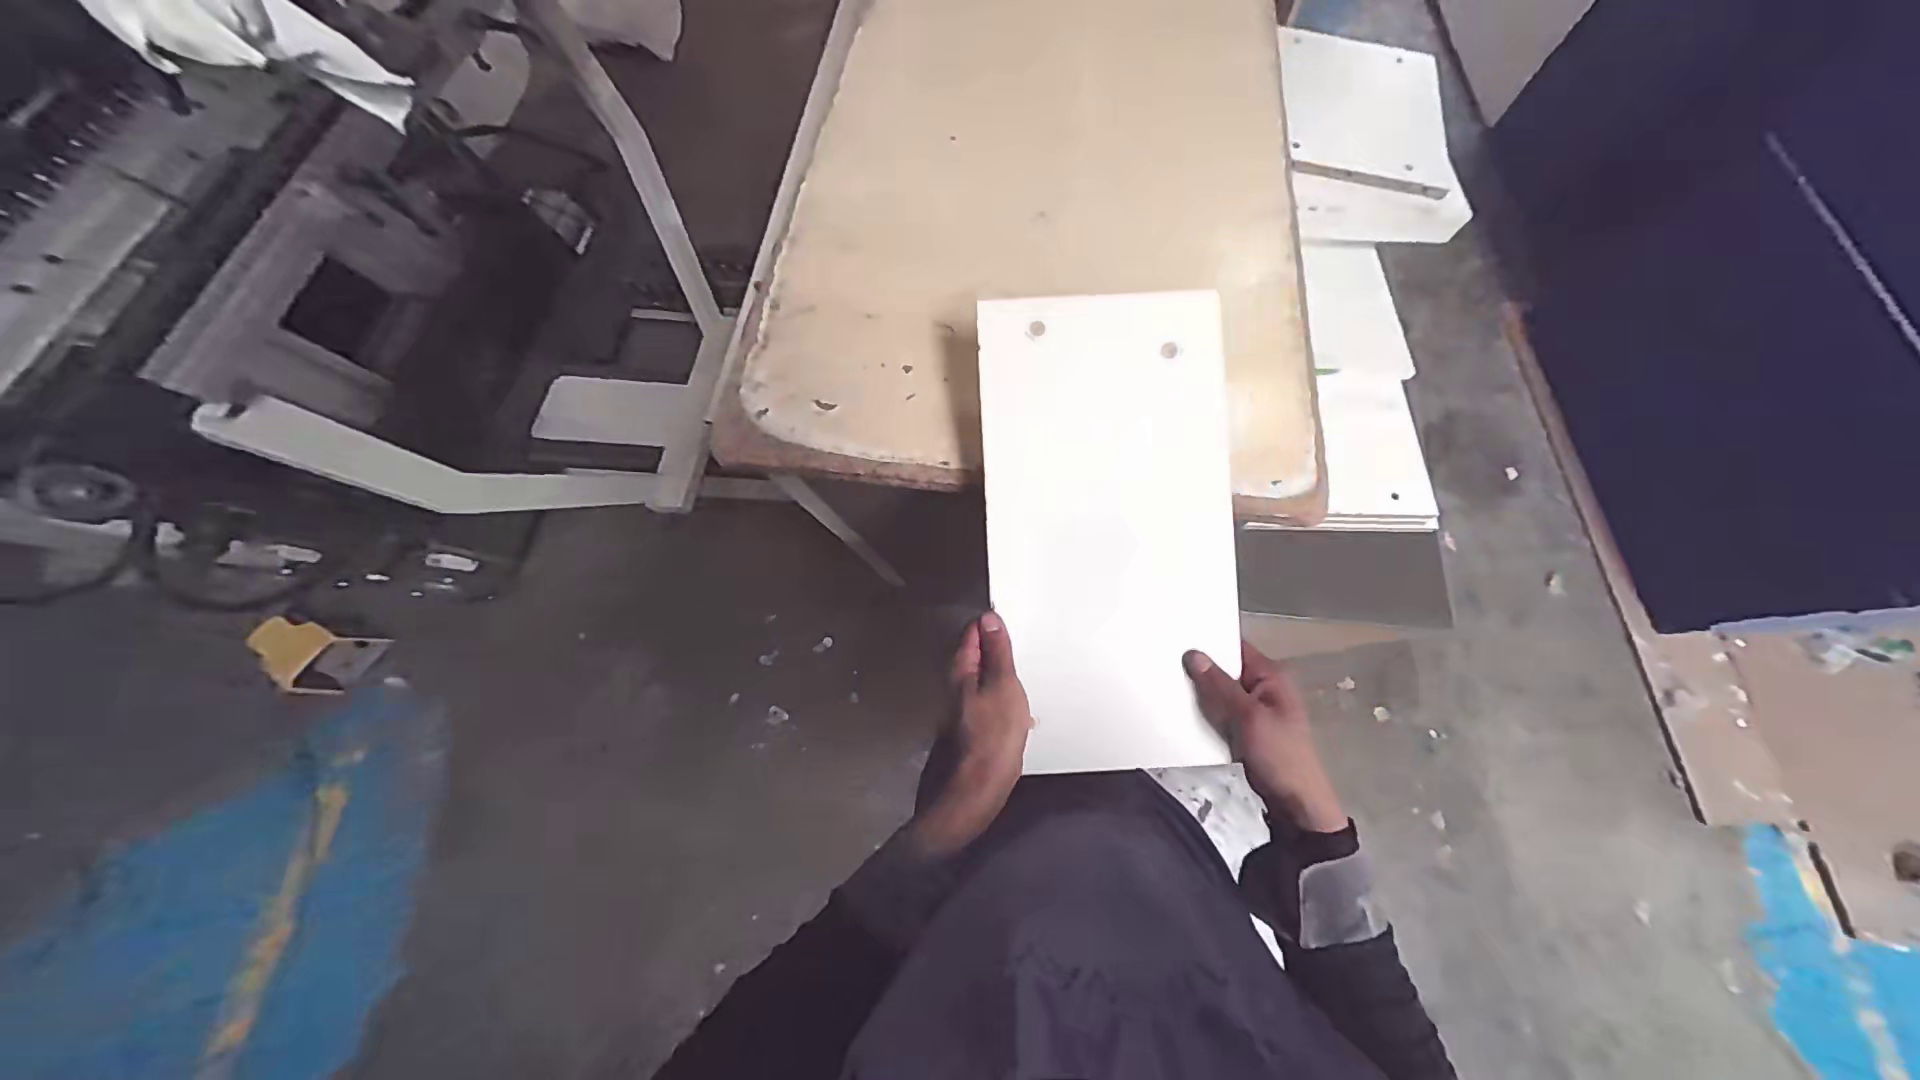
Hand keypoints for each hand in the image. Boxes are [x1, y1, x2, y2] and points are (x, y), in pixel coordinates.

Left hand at [909, 612, 1033, 856]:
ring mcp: (965, 704)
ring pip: (983, 675)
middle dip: (994, 644)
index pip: (972, 633)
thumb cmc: (994, 732)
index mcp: (962, 669)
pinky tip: (1016, 701)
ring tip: (1019, 666)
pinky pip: (989, 694)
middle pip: (976, 653)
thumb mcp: (1003, 683)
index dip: (989, 623)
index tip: (1007, 618)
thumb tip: (989, 619)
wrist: (983, 781)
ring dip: (1000, 669)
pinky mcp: (975, 721)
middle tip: (1015, 638)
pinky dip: (1002, 690)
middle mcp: (958, 684)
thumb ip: (997, 650)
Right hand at [1183, 641, 1346, 832]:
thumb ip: (1220, 685)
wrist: (1296, 804)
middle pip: (1224, 668)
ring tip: (1169, 682)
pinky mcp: (1245, 727)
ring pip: (1219, 691)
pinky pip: (1220, 710)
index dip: (1208, 641)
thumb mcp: (1248, 716)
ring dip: (1201, 691)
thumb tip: (1194, 654)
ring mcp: (1254, 708)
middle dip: (1200, 668)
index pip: (1235, 646)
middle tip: (1166, 661)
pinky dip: (1205, 710)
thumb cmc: (1279, 756)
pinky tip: (1184, 708)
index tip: (1177, 637)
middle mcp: (1263, 686)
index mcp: (1272, 676)